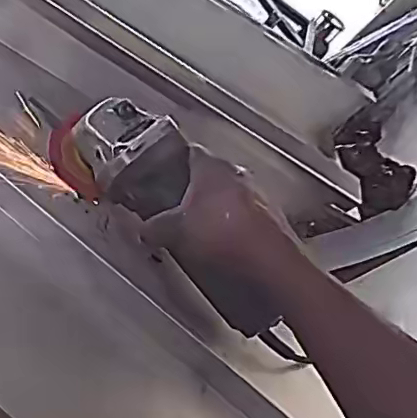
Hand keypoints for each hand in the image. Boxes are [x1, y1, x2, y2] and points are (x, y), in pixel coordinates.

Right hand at [140, 145, 308, 286]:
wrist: (264, 265)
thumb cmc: (221, 236)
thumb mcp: (173, 232)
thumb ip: (154, 227)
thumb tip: (145, 229)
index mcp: (213, 169)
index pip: (191, 152)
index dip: (174, 160)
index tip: (164, 170)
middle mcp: (238, 176)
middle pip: (210, 176)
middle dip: (193, 191)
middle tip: (176, 206)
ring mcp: (258, 198)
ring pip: (229, 197)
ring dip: (215, 210)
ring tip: (198, 231)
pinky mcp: (271, 222)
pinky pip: (244, 218)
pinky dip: (231, 228)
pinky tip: (220, 246)